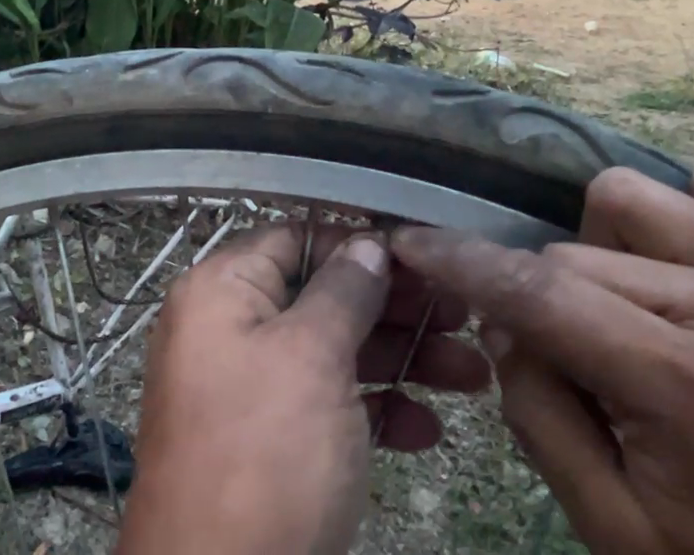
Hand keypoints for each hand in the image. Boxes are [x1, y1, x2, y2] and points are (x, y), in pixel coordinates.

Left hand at [116, 225, 490, 554]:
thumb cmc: (264, 452)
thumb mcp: (310, 357)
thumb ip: (343, 292)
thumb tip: (368, 243)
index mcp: (221, 291)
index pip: (294, 240)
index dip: (357, 244)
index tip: (426, 256)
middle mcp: (229, 329)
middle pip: (320, 297)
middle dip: (394, 308)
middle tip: (465, 317)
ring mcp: (249, 388)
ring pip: (332, 353)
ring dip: (400, 362)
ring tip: (472, 376)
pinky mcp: (271, 442)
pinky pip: (326, 407)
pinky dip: (374, 413)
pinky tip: (424, 433)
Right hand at [392, 165, 693, 554]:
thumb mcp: (619, 528)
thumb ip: (539, 414)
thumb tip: (504, 325)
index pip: (537, 290)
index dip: (459, 262)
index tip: (410, 242)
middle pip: (577, 252)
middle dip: (548, 298)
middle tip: (572, 357)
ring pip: (638, 198)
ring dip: (611, 252)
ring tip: (642, 313)